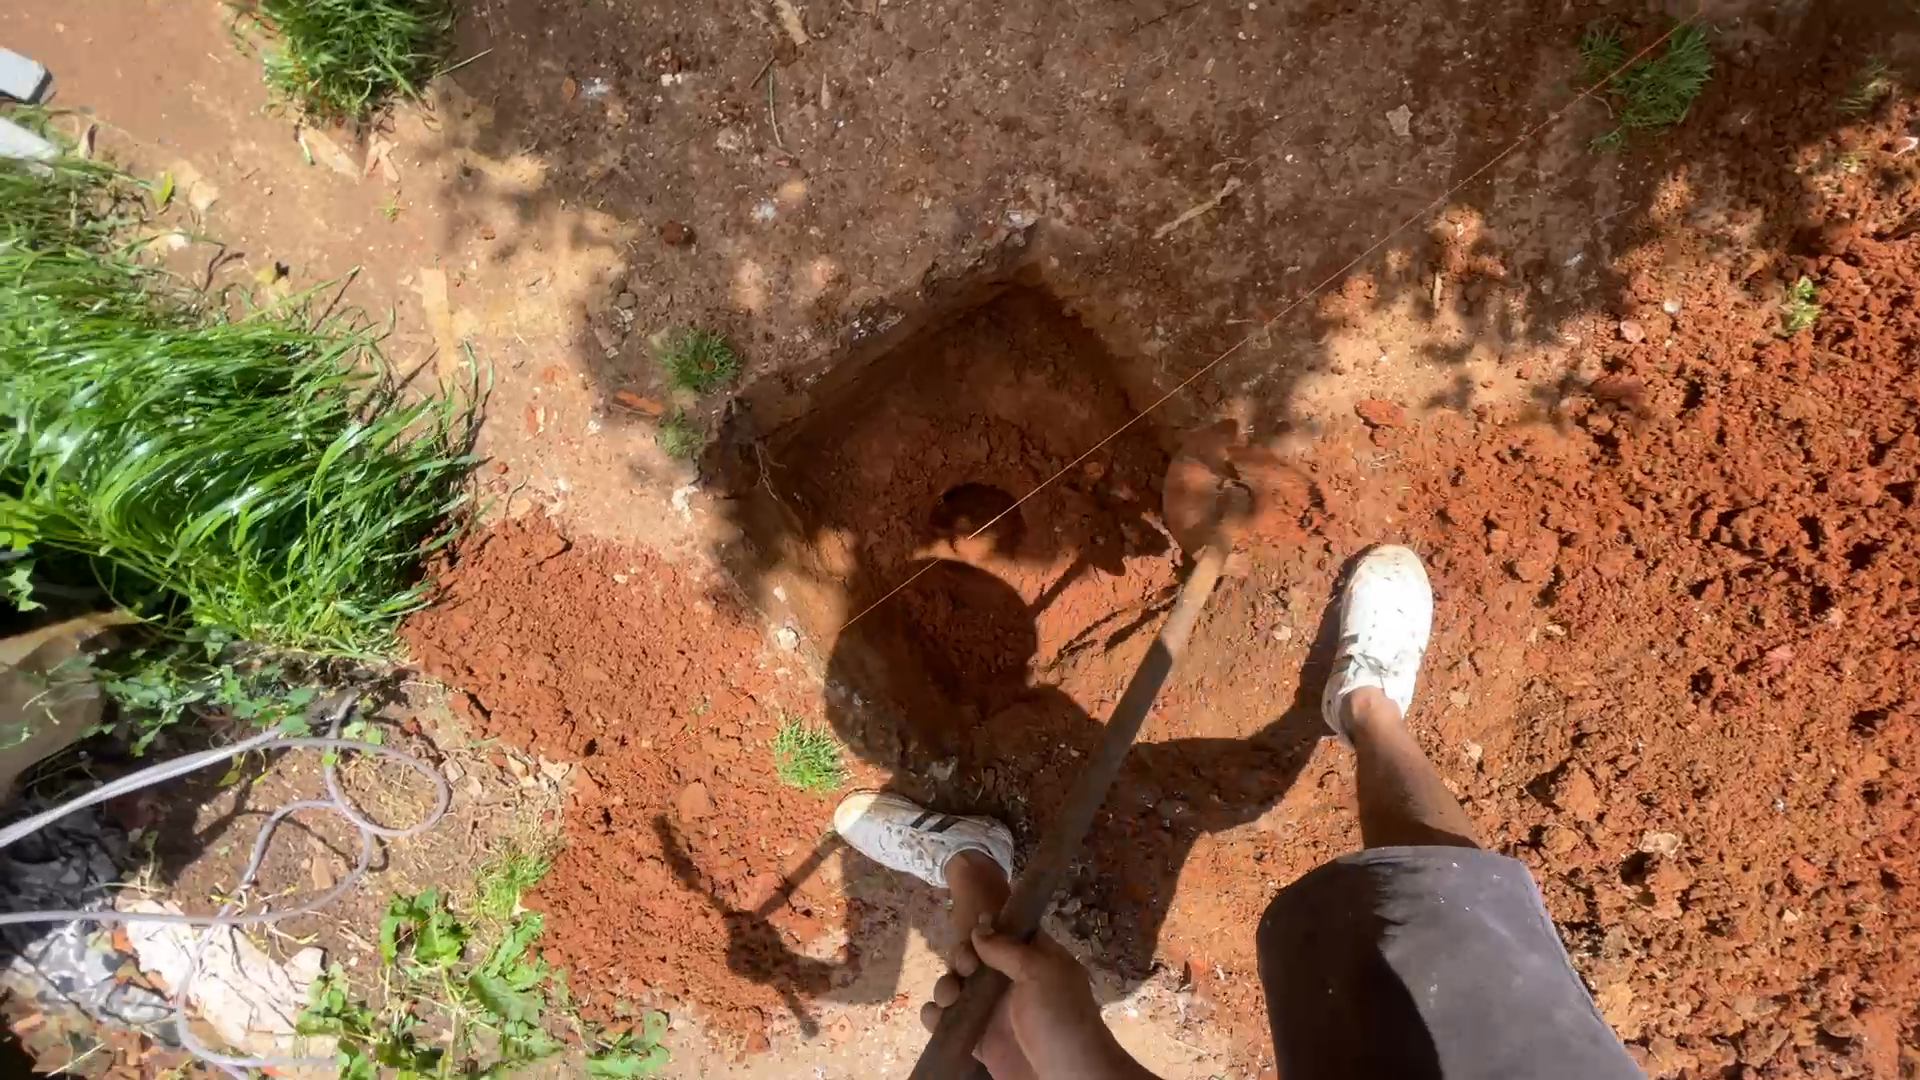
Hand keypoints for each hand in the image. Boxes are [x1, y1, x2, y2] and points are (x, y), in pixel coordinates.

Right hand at [921, 916, 1156, 1079]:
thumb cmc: (1061, 1017)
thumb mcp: (1041, 971)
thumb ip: (1007, 948)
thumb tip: (979, 928)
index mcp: (1032, 958)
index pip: (1004, 931)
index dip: (986, 927)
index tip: (975, 927)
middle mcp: (1010, 980)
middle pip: (974, 956)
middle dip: (962, 956)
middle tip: (967, 968)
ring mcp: (993, 1010)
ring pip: (959, 986)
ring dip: (946, 985)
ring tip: (951, 996)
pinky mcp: (980, 1040)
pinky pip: (950, 1021)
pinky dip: (936, 1016)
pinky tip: (937, 1016)